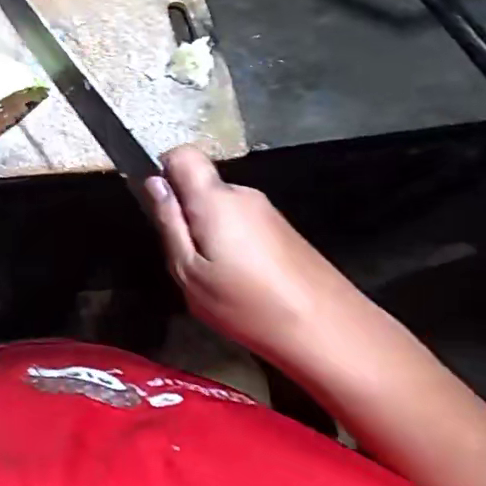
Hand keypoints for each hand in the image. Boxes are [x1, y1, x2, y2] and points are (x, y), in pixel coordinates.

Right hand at [145, 145, 363, 361]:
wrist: (331, 331)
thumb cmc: (248, 305)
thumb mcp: (190, 273)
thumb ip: (169, 224)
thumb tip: (153, 183)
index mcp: (215, 199)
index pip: (183, 154)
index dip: (164, 170)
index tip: (160, 207)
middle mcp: (243, 194)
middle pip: (202, 186)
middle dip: (187, 214)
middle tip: (188, 259)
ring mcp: (267, 211)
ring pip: (222, 208)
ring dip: (211, 233)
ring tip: (218, 277)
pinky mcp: (284, 230)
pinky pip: (244, 224)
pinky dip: (235, 244)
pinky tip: (244, 281)